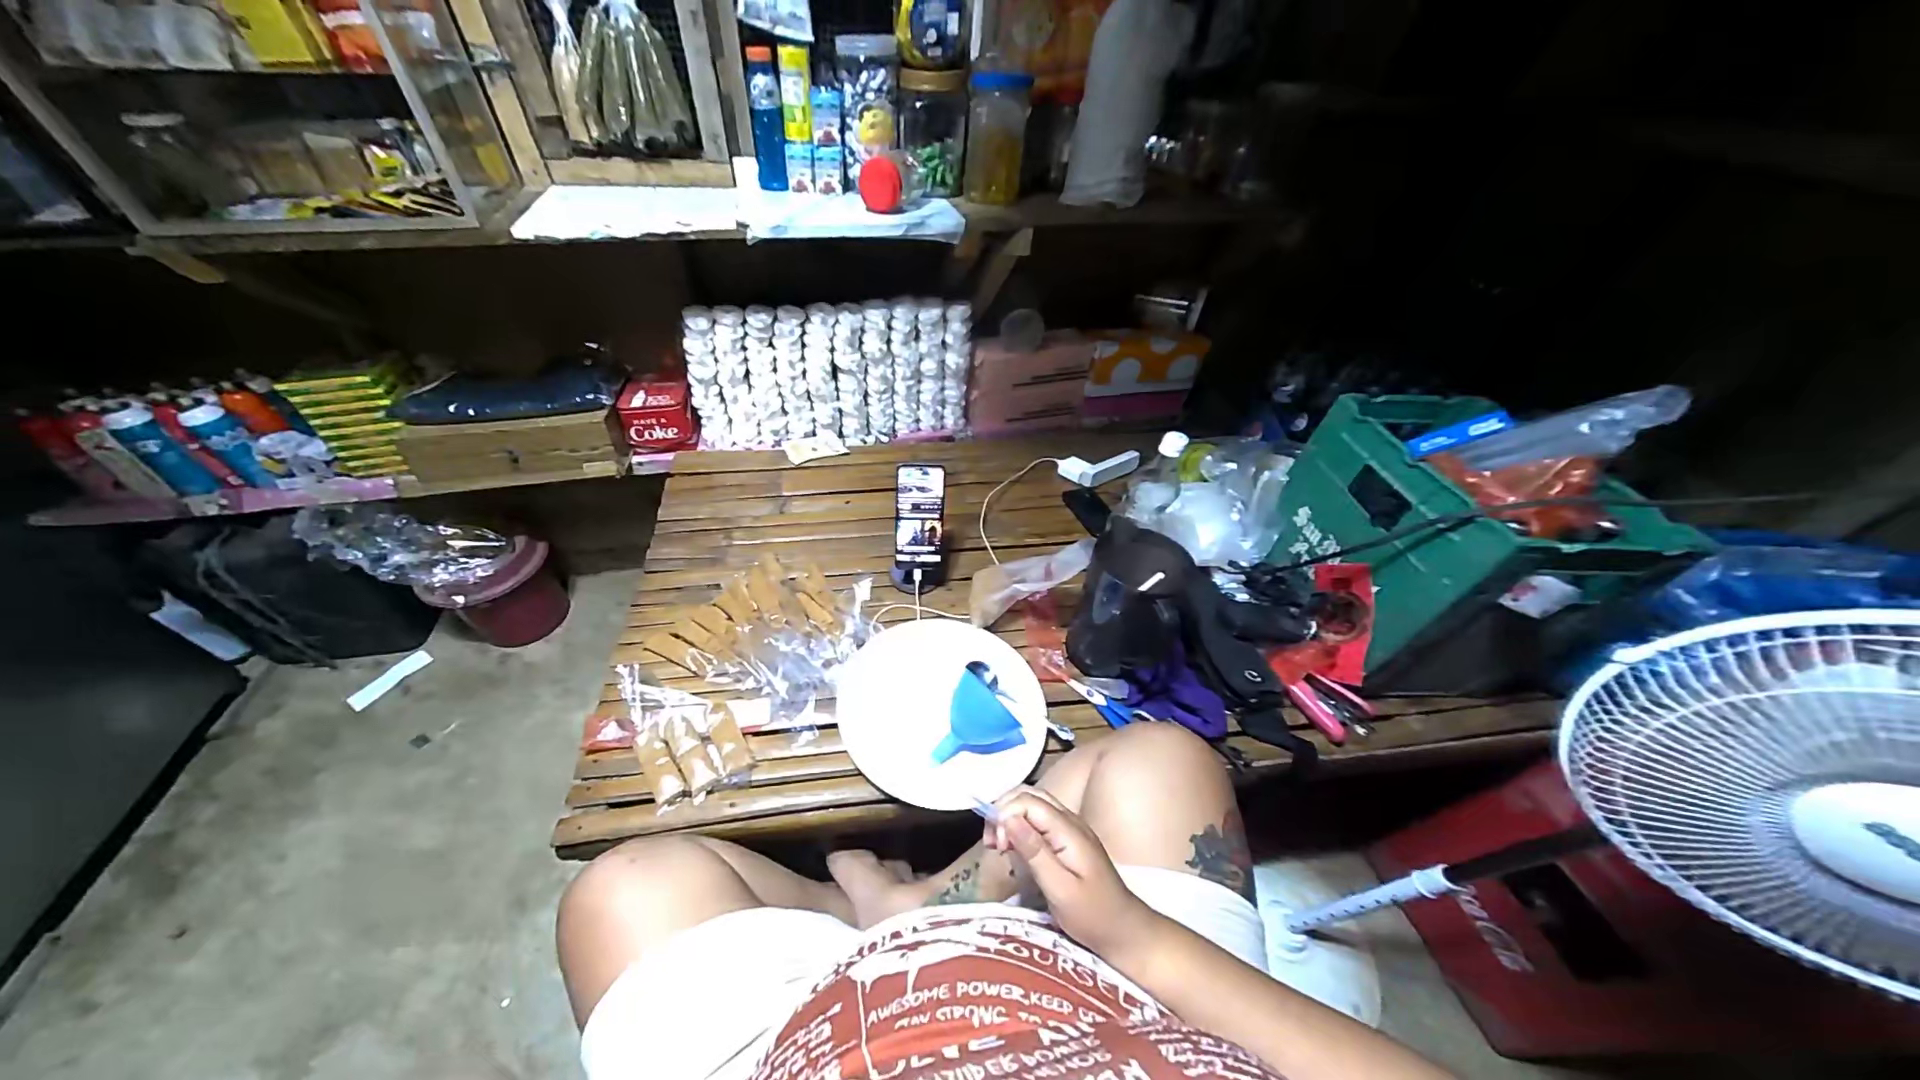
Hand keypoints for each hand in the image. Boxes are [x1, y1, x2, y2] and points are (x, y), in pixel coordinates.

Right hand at [986, 789, 1159, 960]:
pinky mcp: (1067, 838)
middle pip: (1028, 794)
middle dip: (1003, 812)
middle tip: (993, 845)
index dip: (1005, 816)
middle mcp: (1070, 820)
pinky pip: (1038, 818)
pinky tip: (1014, 847)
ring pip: (1032, 803)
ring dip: (1009, 817)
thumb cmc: (1092, 915)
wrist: (1125, 930)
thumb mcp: (1060, 889)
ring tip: (999, 846)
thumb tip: (1007, 818)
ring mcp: (1070, 827)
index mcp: (1068, 830)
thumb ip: (1034, 851)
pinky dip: (1020, 825)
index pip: (1027, 800)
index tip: (997, 847)